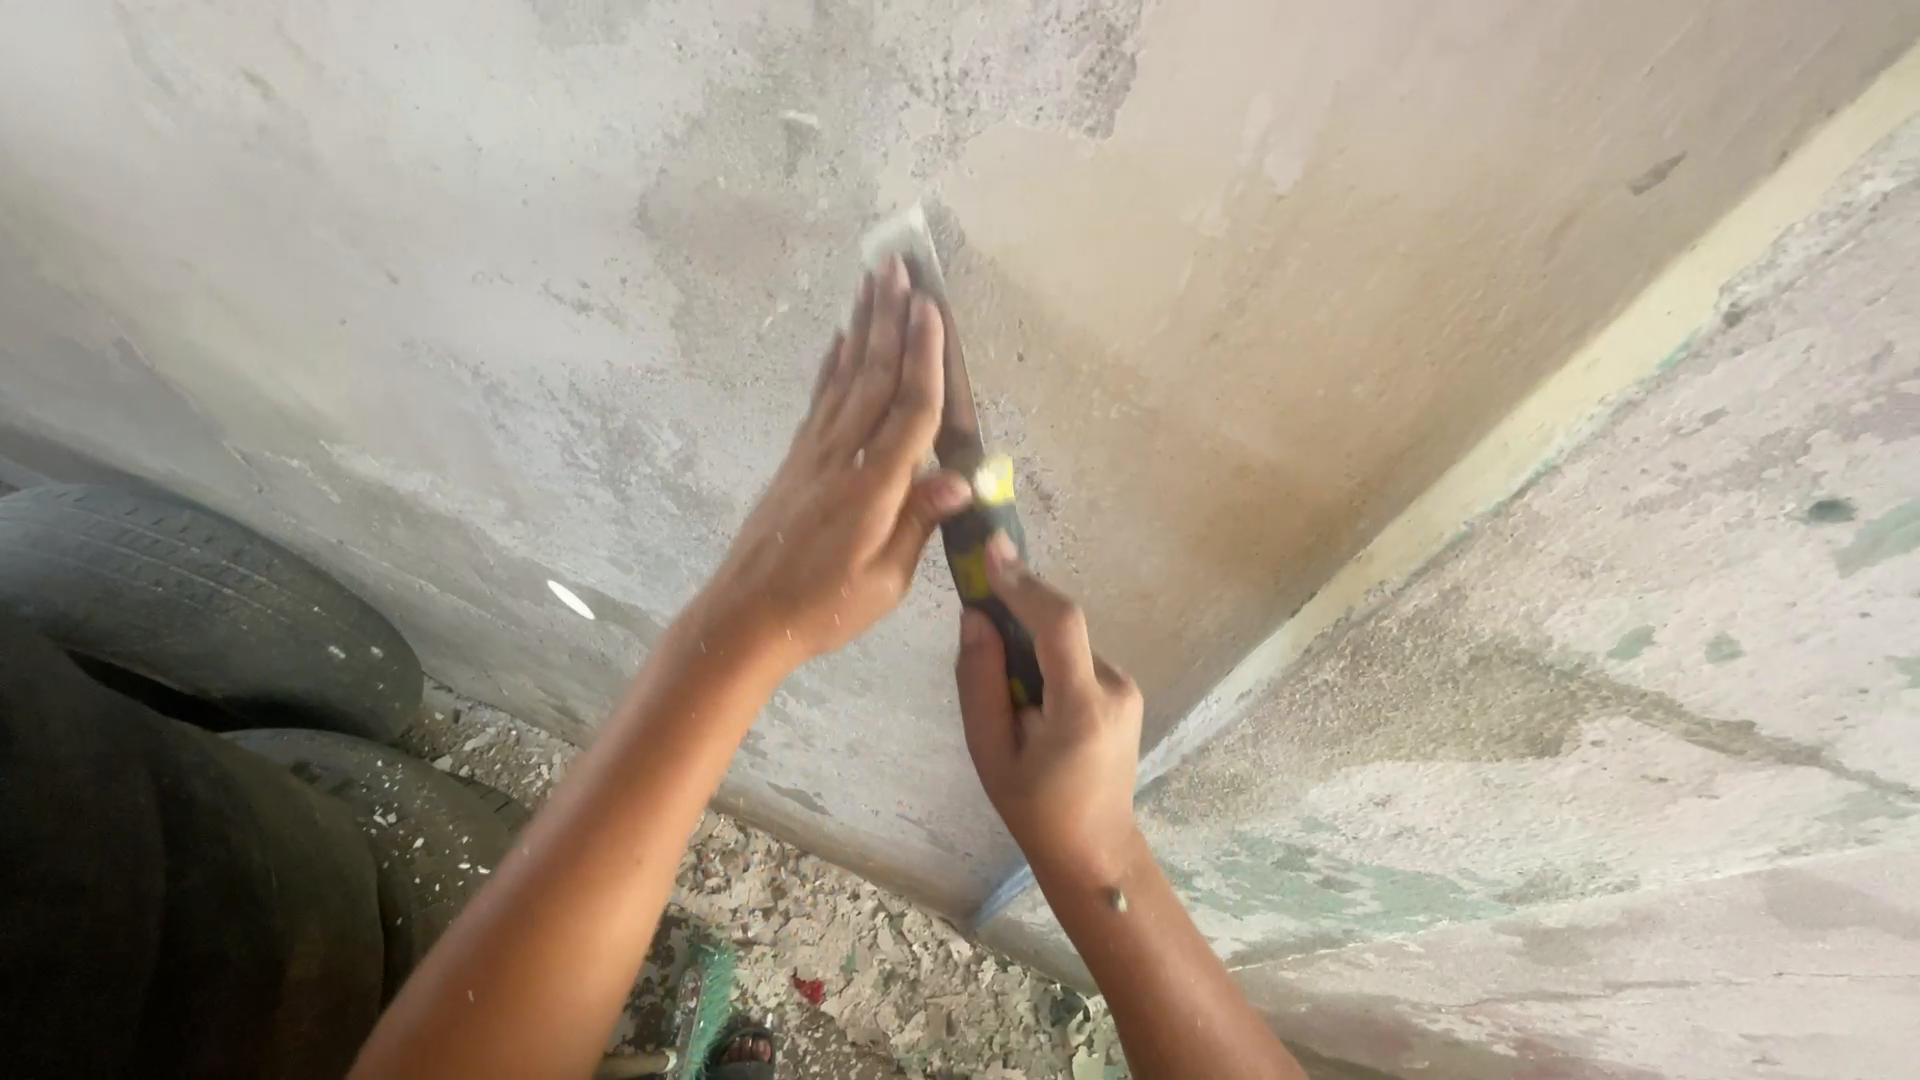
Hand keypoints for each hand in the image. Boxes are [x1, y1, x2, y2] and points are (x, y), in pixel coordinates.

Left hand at [698, 257, 971, 664]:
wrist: (745, 617)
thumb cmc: (824, 609)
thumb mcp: (885, 580)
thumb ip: (918, 521)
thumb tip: (960, 478)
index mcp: (874, 488)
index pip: (911, 412)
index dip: (925, 358)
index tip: (932, 308)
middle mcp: (843, 457)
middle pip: (874, 377)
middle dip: (890, 319)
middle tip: (899, 266)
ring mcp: (813, 454)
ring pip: (845, 378)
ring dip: (861, 327)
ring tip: (872, 281)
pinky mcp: (796, 460)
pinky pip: (820, 400)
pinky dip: (832, 365)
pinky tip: (839, 340)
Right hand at [957, 534, 1143, 885]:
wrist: (1095, 850)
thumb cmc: (1034, 809)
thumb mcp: (988, 750)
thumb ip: (978, 680)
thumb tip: (975, 616)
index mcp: (1082, 707)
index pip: (1059, 624)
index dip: (1024, 584)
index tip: (990, 551)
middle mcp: (1116, 687)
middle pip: (1061, 627)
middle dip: (1017, 614)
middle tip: (977, 620)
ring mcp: (1126, 688)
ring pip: (1066, 642)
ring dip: (1030, 644)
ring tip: (1006, 692)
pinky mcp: (1124, 690)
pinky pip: (1076, 657)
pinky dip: (1046, 660)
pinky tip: (1031, 699)